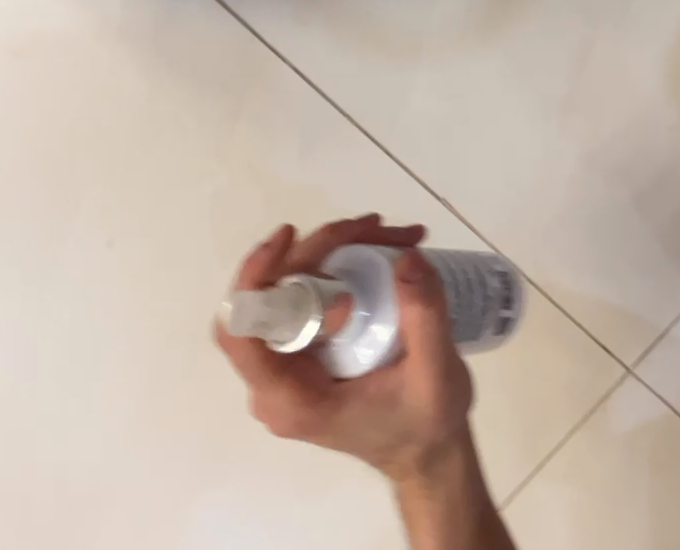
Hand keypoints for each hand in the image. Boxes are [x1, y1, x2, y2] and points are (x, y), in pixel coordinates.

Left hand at [215, 214, 475, 483]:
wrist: (430, 451)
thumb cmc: (426, 423)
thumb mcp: (434, 372)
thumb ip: (424, 315)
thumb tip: (406, 256)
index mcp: (292, 397)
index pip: (244, 332)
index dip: (256, 279)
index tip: (290, 236)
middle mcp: (280, 380)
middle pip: (276, 296)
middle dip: (324, 249)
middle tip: (380, 227)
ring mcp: (294, 364)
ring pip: (297, 289)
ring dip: (341, 252)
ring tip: (399, 236)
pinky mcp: (314, 351)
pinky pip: (316, 298)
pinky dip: (347, 266)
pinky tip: (387, 251)